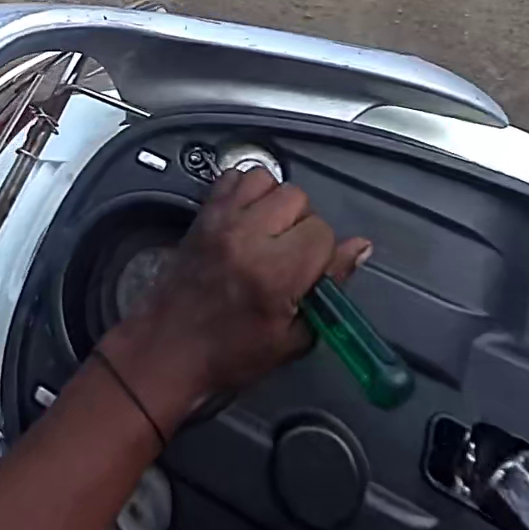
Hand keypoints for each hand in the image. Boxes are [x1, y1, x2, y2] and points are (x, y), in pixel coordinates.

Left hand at [98, 168, 371, 428]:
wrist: (169, 347)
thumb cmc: (229, 353)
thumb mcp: (293, 337)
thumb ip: (331, 287)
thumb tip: (359, 248)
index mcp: (273, 272)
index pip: (322, 231)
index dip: (324, 252)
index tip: (312, 271)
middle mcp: (247, 235)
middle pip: (297, 197)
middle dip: (303, 223)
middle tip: (290, 252)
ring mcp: (222, 218)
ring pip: (266, 178)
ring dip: (275, 200)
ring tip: (270, 229)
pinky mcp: (204, 212)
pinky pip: (232, 176)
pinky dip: (245, 188)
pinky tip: (247, 215)